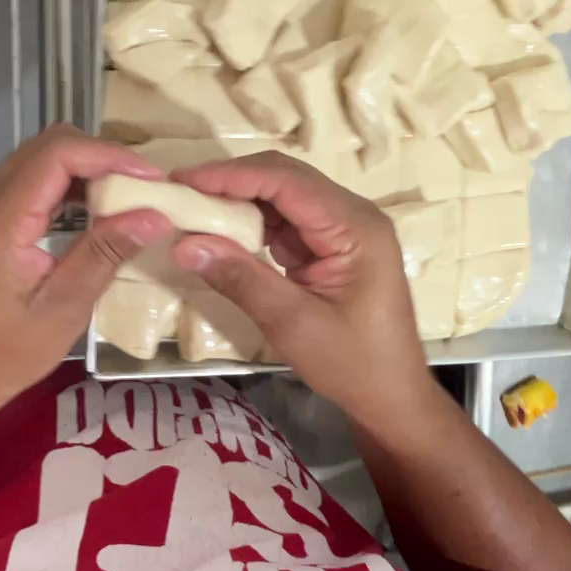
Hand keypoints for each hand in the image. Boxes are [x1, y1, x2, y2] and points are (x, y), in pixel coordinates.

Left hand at [0, 124, 172, 422]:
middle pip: (48, 146)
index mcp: (1, 221)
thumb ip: (105, 254)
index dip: (108, 155)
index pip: (57, 154)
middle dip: (101, 156)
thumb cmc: (4, 353)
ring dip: (85, 167)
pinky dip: (66, 184)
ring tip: (127, 196)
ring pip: (38, 158)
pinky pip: (29, 181)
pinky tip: (94, 209)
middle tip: (144, 186)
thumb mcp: (63, 309)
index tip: (151, 178)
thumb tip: (155, 216)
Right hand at [170, 152, 430, 419]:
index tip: (182, 181)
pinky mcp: (328, 246)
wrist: (391, 395)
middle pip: (284, 179)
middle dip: (230, 181)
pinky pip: (283, 221)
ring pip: (281, 197)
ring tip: (191, 209)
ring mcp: (340, 229)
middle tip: (180, 193)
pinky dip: (249, 223)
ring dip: (237, 200)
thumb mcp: (292, 324)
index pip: (286, 181)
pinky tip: (218, 232)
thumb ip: (240, 278)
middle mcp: (351, 216)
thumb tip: (184, 244)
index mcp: (354, 226)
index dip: (231, 175)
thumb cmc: (354, 363)